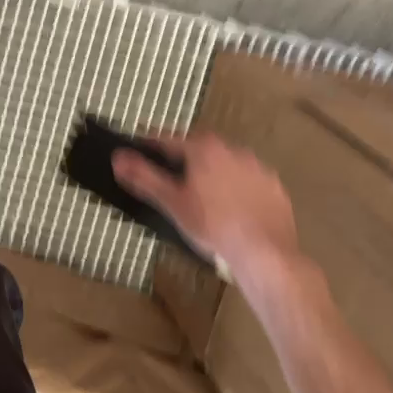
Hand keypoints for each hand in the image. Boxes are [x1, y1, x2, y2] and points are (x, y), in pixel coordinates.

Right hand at [112, 133, 298, 276]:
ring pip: (226, 163)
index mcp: (204, 148)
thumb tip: (117, 157)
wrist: (265, 253)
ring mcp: (257, 167)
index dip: (151, 143)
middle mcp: (232, 149)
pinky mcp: (275, 187)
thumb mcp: (172, 203)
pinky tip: (233, 208)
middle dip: (184, 158)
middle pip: (200, 148)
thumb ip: (144, 177)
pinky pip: (248, 181)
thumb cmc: (212, 225)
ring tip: (203, 194)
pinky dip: (237, 188)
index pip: (169, 138)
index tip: (139, 147)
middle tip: (171, 175)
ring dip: (212, 172)